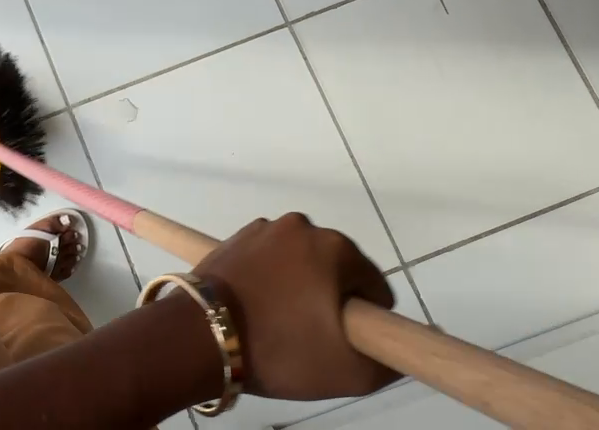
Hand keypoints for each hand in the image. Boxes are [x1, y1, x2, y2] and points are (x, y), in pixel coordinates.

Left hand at [194, 212, 399, 400]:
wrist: (204, 333)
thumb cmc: (283, 347)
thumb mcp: (353, 371)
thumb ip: (389, 361)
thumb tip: (394, 349)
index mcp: (332, 246)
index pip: (373, 285)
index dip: (368, 319)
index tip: (347, 341)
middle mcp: (298, 226)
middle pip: (335, 269)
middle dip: (332, 299)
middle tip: (316, 336)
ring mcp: (262, 228)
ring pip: (300, 265)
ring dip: (301, 289)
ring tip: (285, 325)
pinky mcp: (234, 238)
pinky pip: (269, 261)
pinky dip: (272, 281)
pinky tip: (261, 309)